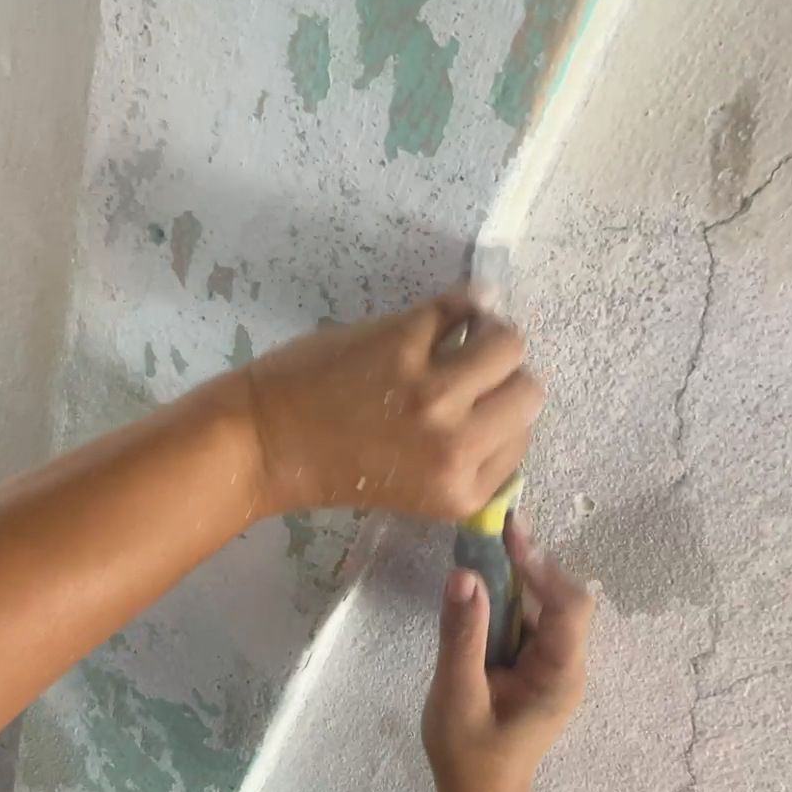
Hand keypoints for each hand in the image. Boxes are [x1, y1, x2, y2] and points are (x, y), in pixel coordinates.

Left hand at [240, 286, 542, 518]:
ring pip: (508, 343)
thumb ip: (466, 458)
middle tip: (471, 368)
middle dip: (504, 377)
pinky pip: (462, 305)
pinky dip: (467, 299)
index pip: (521, 439)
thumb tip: (511, 403)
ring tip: (461, 334)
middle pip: (528, 391)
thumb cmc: (332, 468)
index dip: (499, 416)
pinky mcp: (404, 342)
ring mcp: (432, 391)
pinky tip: (458, 306)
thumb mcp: (416, 487)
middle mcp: (456, 445)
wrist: (263, 442)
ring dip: (490, 334)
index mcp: (462, 492)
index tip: (476, 403)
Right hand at [422, 517, 593, 791]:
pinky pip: (526, 619)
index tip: (508, 536)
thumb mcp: (458, 695)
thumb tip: (464, 574)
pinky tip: (479, 585)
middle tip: (492, 530)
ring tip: (482, 546)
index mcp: (559, 675)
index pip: (568, 607)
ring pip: (542, 604)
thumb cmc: (469, 756)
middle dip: (529, 562)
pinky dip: (505, 595)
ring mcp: (550, 665)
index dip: (542, 567)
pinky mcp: (533, 665)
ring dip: (515, 575)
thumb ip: (462, 635)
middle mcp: (565, 664)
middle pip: (560, 598)